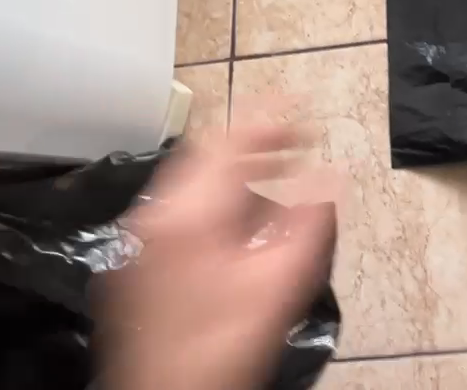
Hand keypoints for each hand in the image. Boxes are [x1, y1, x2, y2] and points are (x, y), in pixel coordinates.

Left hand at [98, 124, 334, 389]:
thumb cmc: (224, 349)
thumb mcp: (280, 288)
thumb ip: (312, 224)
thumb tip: (331, 176)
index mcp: (189, 213)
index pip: (230, 140)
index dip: (270, 120)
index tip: (304, 117)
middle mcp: (156, 214)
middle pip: (206, 153)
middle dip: (254, 143)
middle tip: (295, 147)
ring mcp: (139, 239)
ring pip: (191, 179)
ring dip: (235, 169)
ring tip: (277, 178)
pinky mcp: (135, 264)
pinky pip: (179, 207)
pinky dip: (214, 196)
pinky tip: (241, 223)